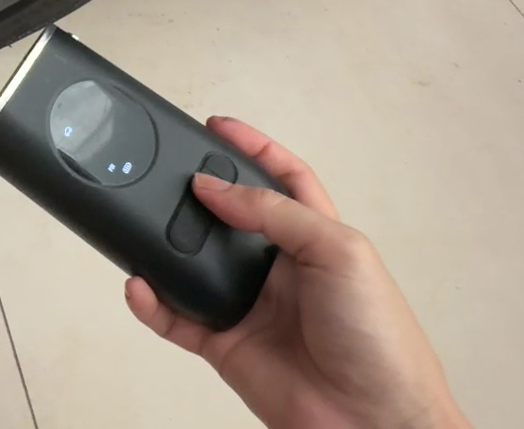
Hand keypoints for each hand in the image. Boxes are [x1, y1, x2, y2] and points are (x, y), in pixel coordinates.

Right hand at [125, 117, 469, 428]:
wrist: (377, 428)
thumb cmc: (383, 345)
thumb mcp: (340, 254)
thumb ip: (274, 212)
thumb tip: (211, 186)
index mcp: (313, 238)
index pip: (280, 177)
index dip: (251, 146)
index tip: (216, 125)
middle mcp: (275, 266)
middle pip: (223, 213)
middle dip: (193, 189)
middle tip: (163, 170)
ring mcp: (247, 303)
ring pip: (189, 261)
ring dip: (162, 244)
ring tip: (142, 225)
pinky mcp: (223, 341)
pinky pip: (172, 315)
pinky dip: (149, 301)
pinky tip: (139, 286)